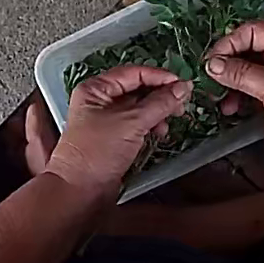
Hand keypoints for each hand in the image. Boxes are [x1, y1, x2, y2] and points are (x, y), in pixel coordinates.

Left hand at [34, 65, 189, 198]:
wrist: (80, 189)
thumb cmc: (99, 151)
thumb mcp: (132, 122)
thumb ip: (160, 103)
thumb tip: (183, 87)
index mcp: (96, 88)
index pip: (133, 73)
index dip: (159, 76)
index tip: (183, 84)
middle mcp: (100, 100)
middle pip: (137, 88)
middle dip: (161, 95)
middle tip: (182, 103)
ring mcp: (106, 118)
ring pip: (139, 106)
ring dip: (158, 111)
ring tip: (171, 120)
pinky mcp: (114, 136)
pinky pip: (137, 123)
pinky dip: (151, 125)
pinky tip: (160, 132)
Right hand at [204, 21, 263, 165]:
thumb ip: (242, 74)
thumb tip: (211, 64)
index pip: (255, 32)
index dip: (230, 43)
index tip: (211, 61)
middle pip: (247, 50)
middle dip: (227, 63)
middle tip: (208, 78)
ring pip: (245, 71)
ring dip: (228, 82)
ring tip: (217, 96)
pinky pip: (248, 90)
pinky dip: (235, 97)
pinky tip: (229, 108)